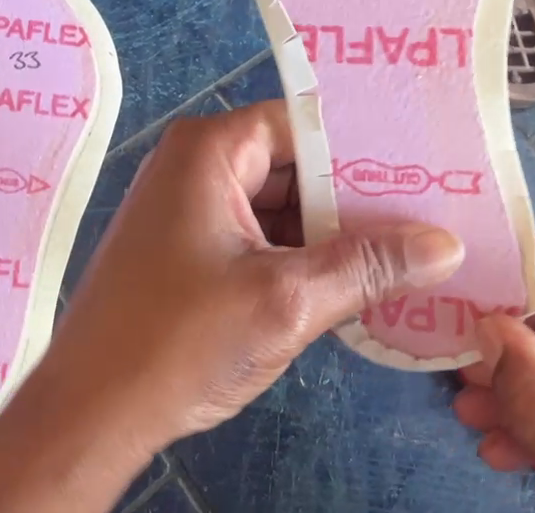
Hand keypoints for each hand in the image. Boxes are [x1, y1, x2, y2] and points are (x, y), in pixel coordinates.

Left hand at [0, 101, 463, 512]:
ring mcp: (190, 208)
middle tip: (434, 213)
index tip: (425, 164)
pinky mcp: (189, 248)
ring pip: (279, 206)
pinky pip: (258, 236)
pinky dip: (299, 257)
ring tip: (412, 250)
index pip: (302, 124)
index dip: (362, 146)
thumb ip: (366, 266)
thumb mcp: (285, 300)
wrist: (91, 410)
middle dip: (355, 197)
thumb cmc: (180, 339)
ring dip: (331, 234)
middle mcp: (196, 164)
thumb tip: (444, 243)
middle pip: (294, 165)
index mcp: (210, 150)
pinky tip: (355, 283)